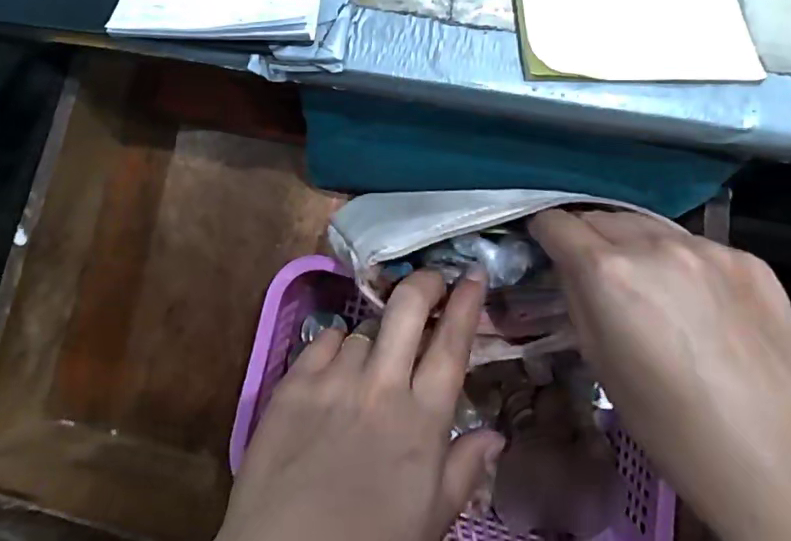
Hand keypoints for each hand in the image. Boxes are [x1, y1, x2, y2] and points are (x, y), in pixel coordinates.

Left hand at [218, 268, 505, 540]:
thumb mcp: (431, 517)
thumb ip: (465, 469)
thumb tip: (497, 435)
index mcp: (423, 419)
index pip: (452, 343)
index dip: (466, 302)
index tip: (474, 273)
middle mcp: (382, 386)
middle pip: (409, 307)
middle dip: (425, 281)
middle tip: (431, 281)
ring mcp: (336, 379)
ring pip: (365, 328)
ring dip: (377, 337)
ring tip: (372, 363)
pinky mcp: (294, 383)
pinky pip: (324, 339)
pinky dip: (335, 346)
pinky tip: (335, 367)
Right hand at [529, 210, 790, 540]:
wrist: (779, 463)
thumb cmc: (673, 430)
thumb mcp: (603, 367)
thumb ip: (578, 302)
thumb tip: (570, 269)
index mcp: (610, 273)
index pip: (559, 223)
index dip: (545, 234)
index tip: (545, 245)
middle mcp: (655, 244)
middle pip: (603, 217)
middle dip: (589, 238)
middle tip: (594, 273)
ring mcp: (708, 247)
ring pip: (651, 227)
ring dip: (637, 246)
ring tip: (649, 287)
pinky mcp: (748, 258)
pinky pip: (699, 248)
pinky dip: (686, 265)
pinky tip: (702, 307)